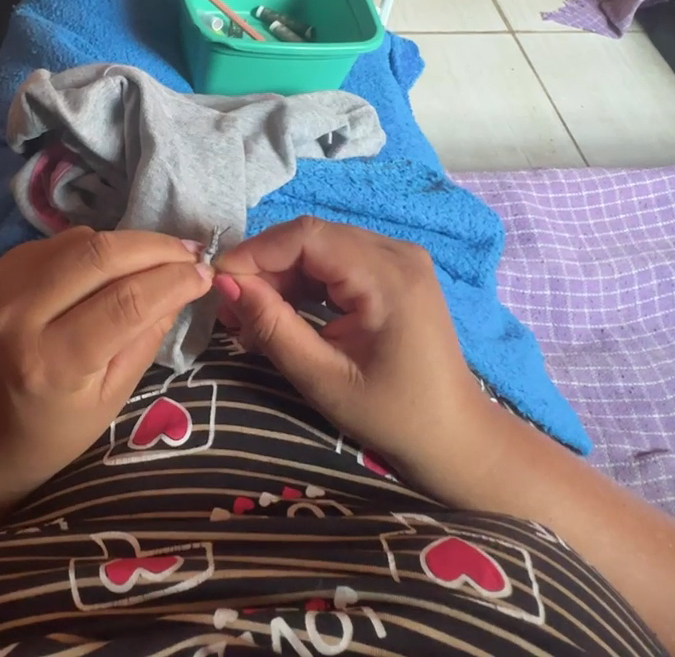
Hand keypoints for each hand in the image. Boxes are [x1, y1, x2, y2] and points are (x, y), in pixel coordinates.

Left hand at [0, 227, 212, 494]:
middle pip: (99, 254)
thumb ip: (148, 335)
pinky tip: (110, 267)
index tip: (205, 272)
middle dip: (155, 247)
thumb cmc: (58, 428)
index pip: (125, 302)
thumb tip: (186, 281)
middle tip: (190, 252)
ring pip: (79, 240)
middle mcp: (18, 317)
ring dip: (126, 245)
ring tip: (156, 260)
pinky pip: (56, 244)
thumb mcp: (114, 397)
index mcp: (51, 363)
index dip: (172, 280)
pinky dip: (93, 248)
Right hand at [214, 217, 494, 488]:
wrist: (455, 437)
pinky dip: (303, 282)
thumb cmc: (393, 416)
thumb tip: (224, 284)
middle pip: (310, 237)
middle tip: (231, 311)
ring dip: (280, 276)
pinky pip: (335, 260)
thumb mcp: (323, 378)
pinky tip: (282, 313)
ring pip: (318, 247)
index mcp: (388, 276)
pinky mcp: (393, 271)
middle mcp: (396, 252)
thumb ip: (272, 327)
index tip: (219, 286)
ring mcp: (398, 258)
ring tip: (251, 319)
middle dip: (264, 268)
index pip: (305, 236)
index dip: (255, 253)